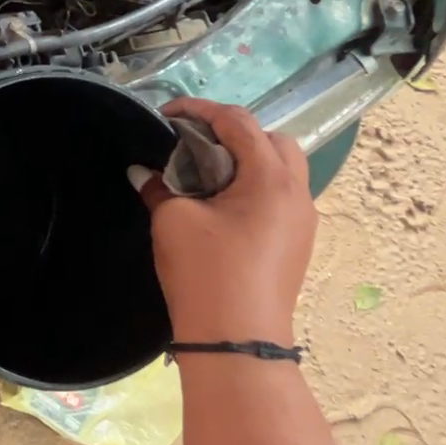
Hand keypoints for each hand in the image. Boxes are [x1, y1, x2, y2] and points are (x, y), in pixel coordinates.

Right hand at [130, 97, 315, 344]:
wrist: (235, 334)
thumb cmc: (206, 267)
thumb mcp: (172, 217)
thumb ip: (159, 185)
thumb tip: (145, 172)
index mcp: (271, 181)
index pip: (240, 124)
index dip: (200, 110)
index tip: (164, 114)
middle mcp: (296, 195)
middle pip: (274, 141)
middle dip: (232, 131)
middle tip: (190, 138)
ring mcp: (300, 220)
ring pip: (280, 168)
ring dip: (243, 157)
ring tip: (200, 167)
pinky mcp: (293, 240)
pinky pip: (275, 193)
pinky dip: (248, 181)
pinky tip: (215, 198)